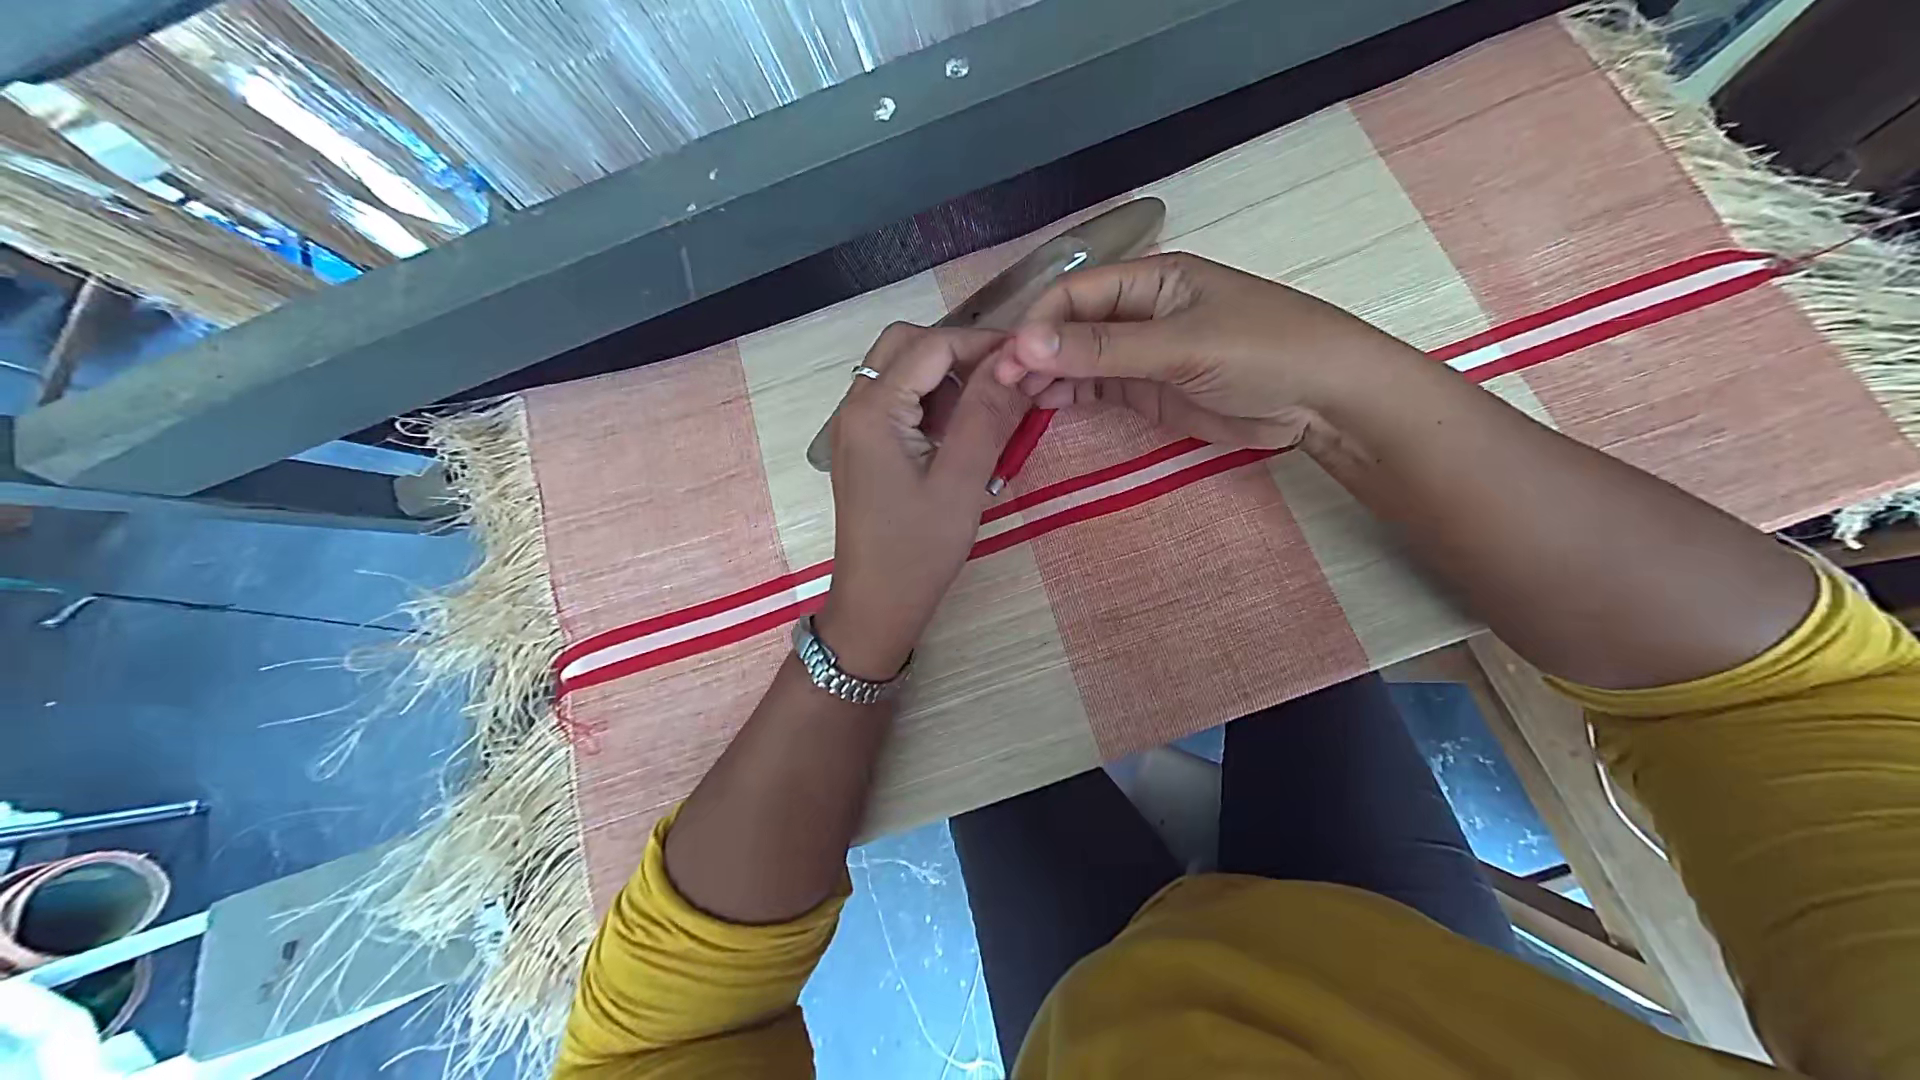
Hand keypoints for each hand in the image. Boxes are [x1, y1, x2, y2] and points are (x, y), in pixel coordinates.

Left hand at [816, 324, 1030, 678]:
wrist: (877, 603)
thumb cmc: (919, 549)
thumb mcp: (962, 480)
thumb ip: (988, 414)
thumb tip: (1017, 361)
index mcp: (873, 410)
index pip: (932, 345)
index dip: (982, 344)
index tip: (1028, 359)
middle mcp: (854, 407)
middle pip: (906, 346)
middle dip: (958, 353)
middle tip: (1003, 382)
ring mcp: (854, 428)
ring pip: (900, 371)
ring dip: (944, 378)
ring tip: (985, 410)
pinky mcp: (863, 447)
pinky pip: (896, 402)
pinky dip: (929, 402)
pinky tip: (958, 433)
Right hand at [989, 252, 1424, 447]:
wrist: (1322, 401)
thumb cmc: (1262, 352)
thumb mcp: (1181, 346)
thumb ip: (1103, 348)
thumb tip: (1025, 344)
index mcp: (1151, 280)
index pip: (1076, 293)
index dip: (1038, 323)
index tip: (1008, 360)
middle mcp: (1139, 312)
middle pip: (1070, 326)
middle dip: (1035, 352)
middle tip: (998, 386)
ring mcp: (1141, 354)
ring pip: (1078, 360)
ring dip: (1046, 376)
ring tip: (1012, 400)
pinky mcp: (1146, 390)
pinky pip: (1096, 387)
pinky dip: (1068, 395)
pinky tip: (1043, 405)